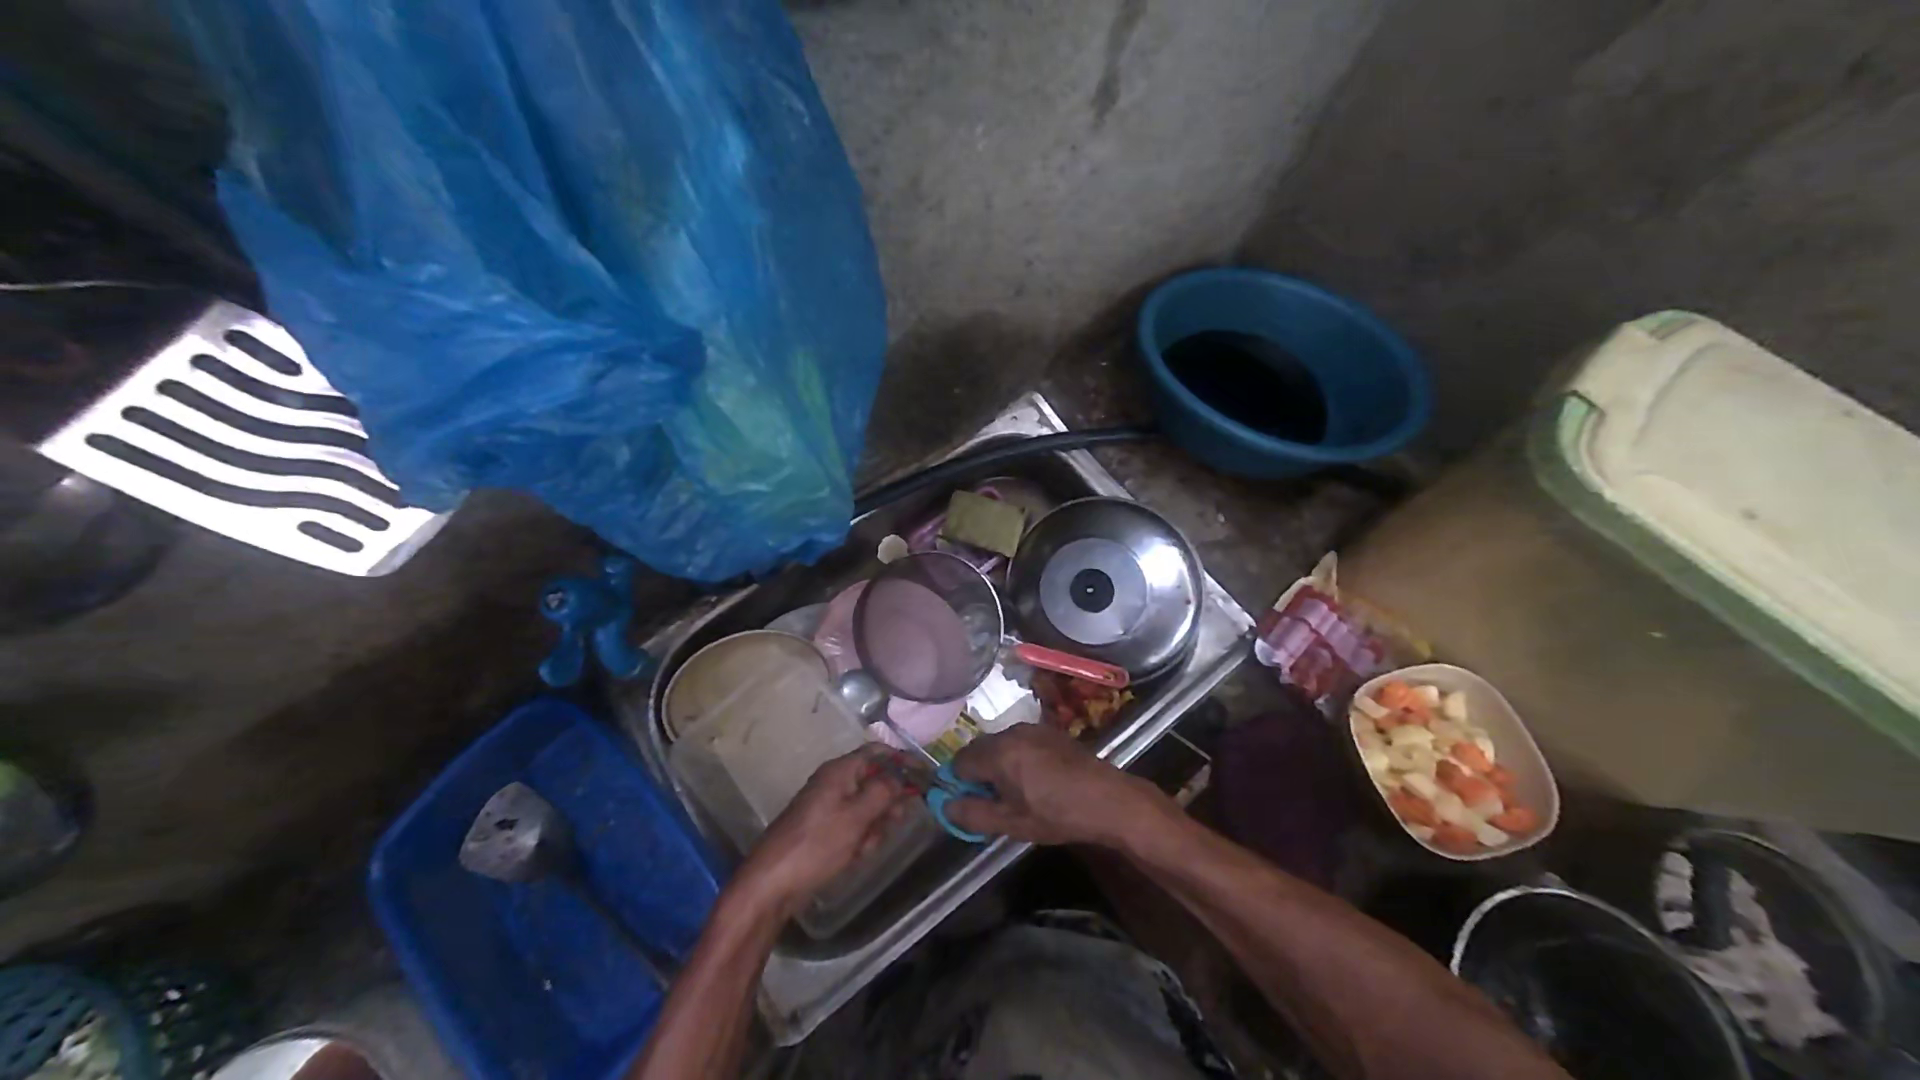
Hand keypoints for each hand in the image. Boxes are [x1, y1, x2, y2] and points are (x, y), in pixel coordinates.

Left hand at [732, 746, 913, 917]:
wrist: (773, 883)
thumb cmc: (818, 844)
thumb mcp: (857, 815)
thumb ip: (884, 791)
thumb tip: (902, 776)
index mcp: (840, 770)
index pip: (878, 752)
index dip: (903, 760)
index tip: (926, 775)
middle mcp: (835, 782)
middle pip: (876, 782)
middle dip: (887, 805)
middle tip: (892, 824)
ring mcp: (829, 807)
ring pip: (868, 809)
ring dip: (874, 827)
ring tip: (864, 847)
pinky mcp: (825, 830)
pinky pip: (855, 828)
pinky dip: (860, 840)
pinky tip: (855, 856)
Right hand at [945, 724, 1164, 845]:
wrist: (1109, 800)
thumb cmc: (1057, 814)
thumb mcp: (1011, 823)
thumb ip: (973, 814)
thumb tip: (946, 806)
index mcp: (997, 752)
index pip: (959, 762)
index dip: (960, 785)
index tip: (973, 804)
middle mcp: (1011, 732)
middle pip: (978, 750)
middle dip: (978, 774)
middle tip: (995, 803)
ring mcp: (1032, 728)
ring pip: (999, 745)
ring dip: (999, 765)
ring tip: (1018, 794)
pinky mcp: (1050, 731)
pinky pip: (1020, 742)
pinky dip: (1018, 758)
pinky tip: (1036, 781)